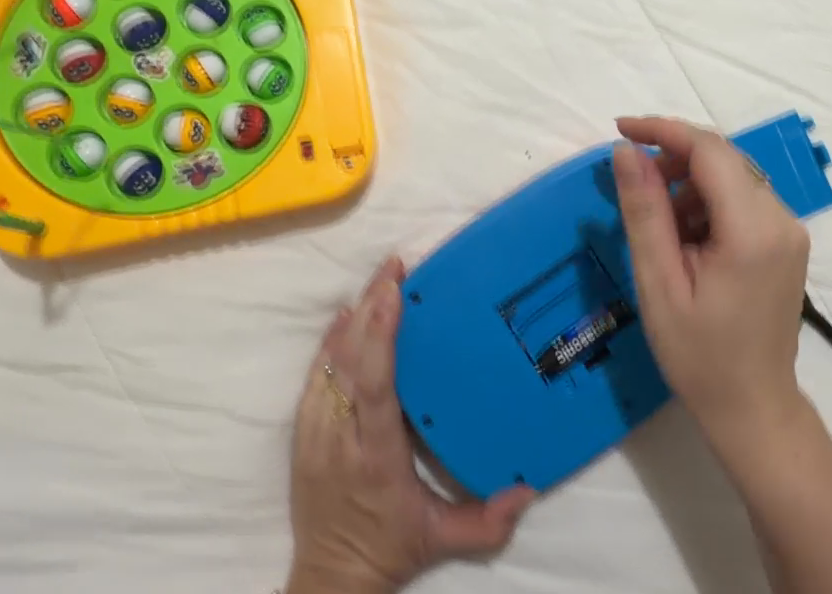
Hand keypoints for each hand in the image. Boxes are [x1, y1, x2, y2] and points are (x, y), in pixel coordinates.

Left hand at [288, 257, 536, 593]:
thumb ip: (488, 521)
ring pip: (329, 363)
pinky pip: (314, 377)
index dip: (380, 338)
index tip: (391, 294)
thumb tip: (529, 487)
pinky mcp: (302, 433)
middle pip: (350, 362)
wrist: (330, 578)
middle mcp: (340, 439)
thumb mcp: (442, 539)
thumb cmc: (390, 549)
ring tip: (378, 280)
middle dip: (370, 310)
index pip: (375, 388)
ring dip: (353, 319)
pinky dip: (330, 342)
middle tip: (392, 268)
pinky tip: (346, 315)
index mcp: (376, 458)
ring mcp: (315, 434)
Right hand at [611, 116, 811, 448]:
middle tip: (632, 185)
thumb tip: (625, 151)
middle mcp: (781, 219)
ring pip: (732, 176)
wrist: (752, 408)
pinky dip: (707, 203)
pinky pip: (742, 200)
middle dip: (673, 158)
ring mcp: (789, 230)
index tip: (619, 131)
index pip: (709, 151)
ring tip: (657, 226)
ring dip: (688, 183)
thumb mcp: (659, 283)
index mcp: (753, 230)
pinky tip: (685, 238)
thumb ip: (644, 211)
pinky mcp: (786, 242)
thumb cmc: (698, 355)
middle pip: (723, 158)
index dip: (662, 131)